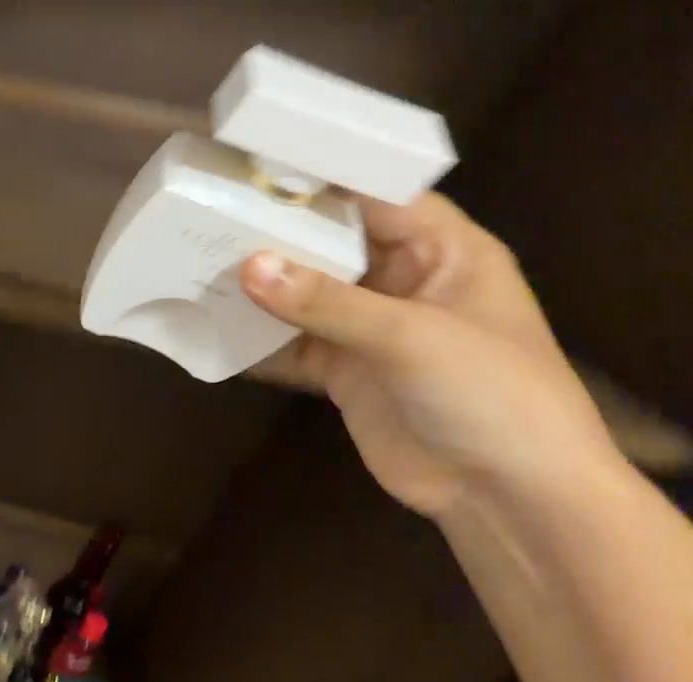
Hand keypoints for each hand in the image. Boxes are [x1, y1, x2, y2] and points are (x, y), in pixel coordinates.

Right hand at [239, 194, 620, 520]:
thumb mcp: (410, 337)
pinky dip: (257, 342)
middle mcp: (406, 285)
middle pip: (335, 248)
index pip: (383, 201)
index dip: (328, 184)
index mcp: (447, 255)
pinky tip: (215, 331)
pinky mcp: (345, 374)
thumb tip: (248, 267)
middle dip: (281, 238)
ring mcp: (372, 332)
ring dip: (262, 292)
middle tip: (214, 223)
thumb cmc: (487, 392)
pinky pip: (292, 347)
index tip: (261, 174)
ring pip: (307, 299)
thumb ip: (327, 303)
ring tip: (201, 273)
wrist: (500, 487)